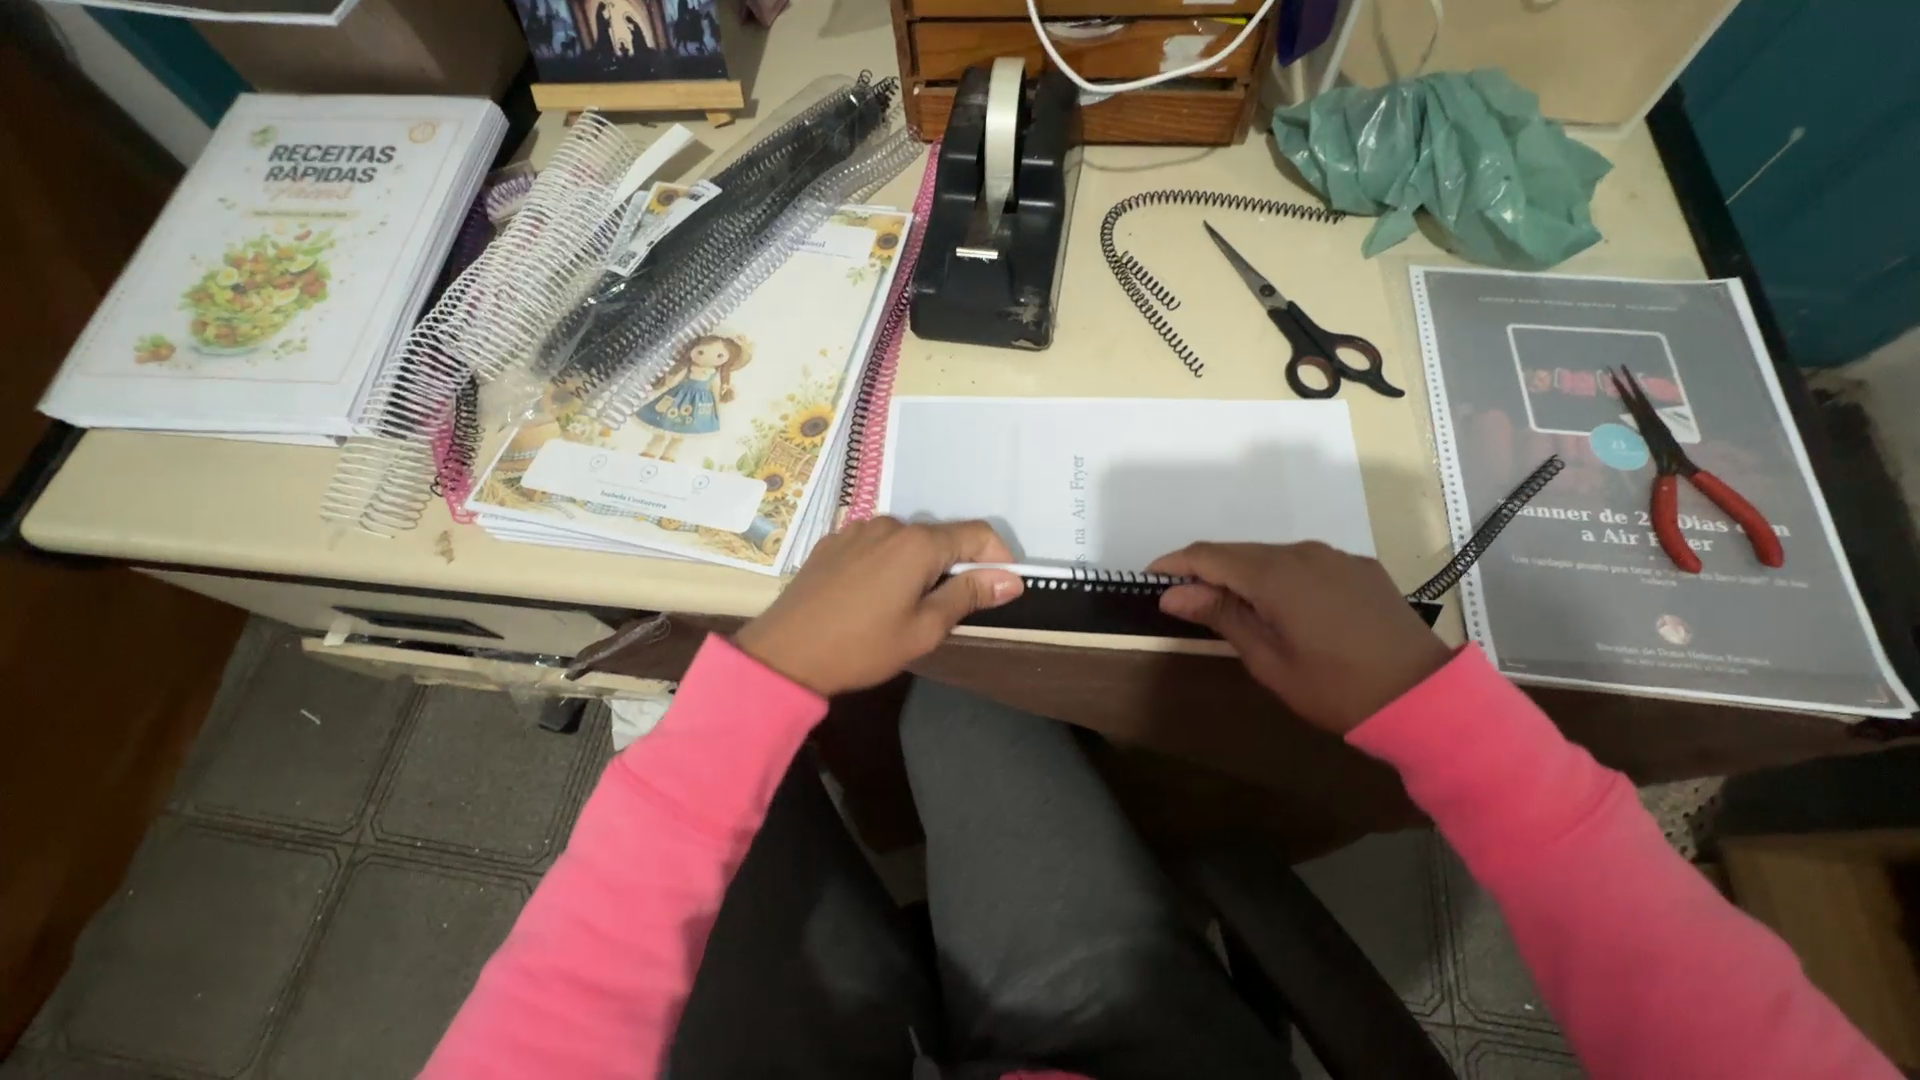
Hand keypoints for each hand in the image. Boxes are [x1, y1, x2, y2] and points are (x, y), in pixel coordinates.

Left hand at [734, 518, 1024, 695]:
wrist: (784, 653)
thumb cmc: (861, 647)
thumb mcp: (924, 629)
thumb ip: (968, 595)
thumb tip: (1011, 579)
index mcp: (917, 544)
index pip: (976, 532)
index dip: (998, 556)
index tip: (1003, 585)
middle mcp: (888, 525)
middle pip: (939, 537)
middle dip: (955, 565)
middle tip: (950, 609)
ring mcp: (856, 530)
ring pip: (905, 541)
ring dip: (919, 566)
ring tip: (906, 607)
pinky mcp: (832, 543)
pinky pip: (875, 546)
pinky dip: (888, 564)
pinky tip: (873, 597)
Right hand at [1148, 542, 1451, 733]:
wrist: (1424, 697)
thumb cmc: (1335, 688)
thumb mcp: (1269, 660)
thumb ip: (1222, 616)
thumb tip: (1174, 593)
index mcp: (1277, 575)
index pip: (1210, 555)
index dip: (1176, 563)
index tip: (1150, 578)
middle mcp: (1304, 553)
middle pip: (1240, 551)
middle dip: (1207, 570)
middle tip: (1185, 599)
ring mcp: (1336, 557)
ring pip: (1272, 555)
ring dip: (1244, 573)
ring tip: (1231, 606)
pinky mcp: (1359, 568)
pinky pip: (1305, 563)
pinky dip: (1280, 577)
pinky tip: (1282, 606)